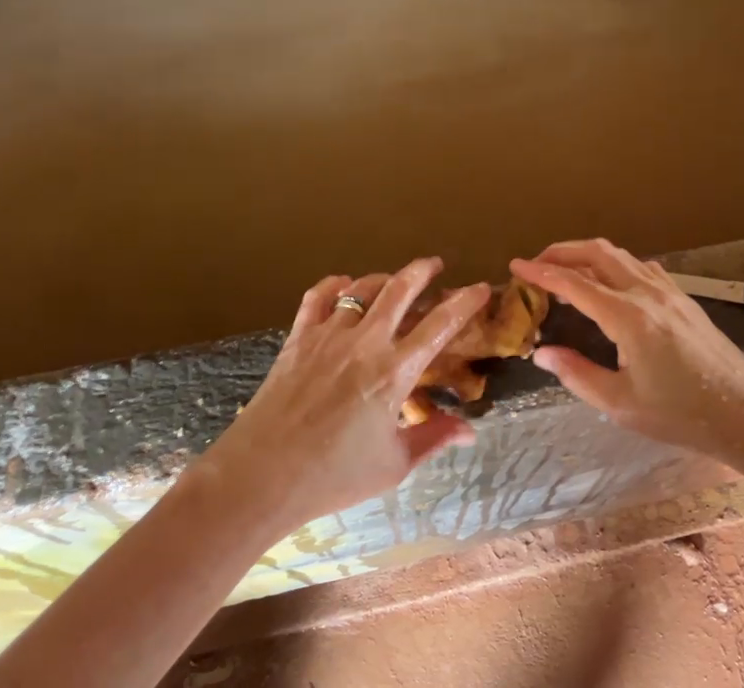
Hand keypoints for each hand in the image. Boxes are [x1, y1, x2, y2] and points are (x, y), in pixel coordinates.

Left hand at [198, 258, 488, 530]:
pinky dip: (334, 286)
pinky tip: (343, 287)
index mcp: (394, 373)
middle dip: (423, 271)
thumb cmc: (334, 476)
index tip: (481, 288)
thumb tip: (469, 430)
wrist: (262, 475)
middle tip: (436, 265)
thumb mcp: (393, 465)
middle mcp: (364, 343)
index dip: (465, 303)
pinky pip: (317, 297)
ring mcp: (327, 336)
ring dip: (382, 279)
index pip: (440, 326)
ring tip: (393, 281)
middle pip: (400, 289)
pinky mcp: (297, 339)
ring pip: (361, 288)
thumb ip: (433, 438)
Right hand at [512, 240, 743, 466]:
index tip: (516, 266)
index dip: (541, 272)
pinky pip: (642, 268)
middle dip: (563, 251)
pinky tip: (610, 283)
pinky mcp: (684, 300)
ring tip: (565, 270)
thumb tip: (542, 352)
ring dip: (588, 255)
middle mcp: (647, 294)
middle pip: (598, 254)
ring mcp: (670, 293)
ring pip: (621, 256)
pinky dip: (615, 265)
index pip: (574, 283)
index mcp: (628, 318)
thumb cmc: (682, 415)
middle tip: (536, 263)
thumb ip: (577, 375)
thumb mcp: (620, 404)